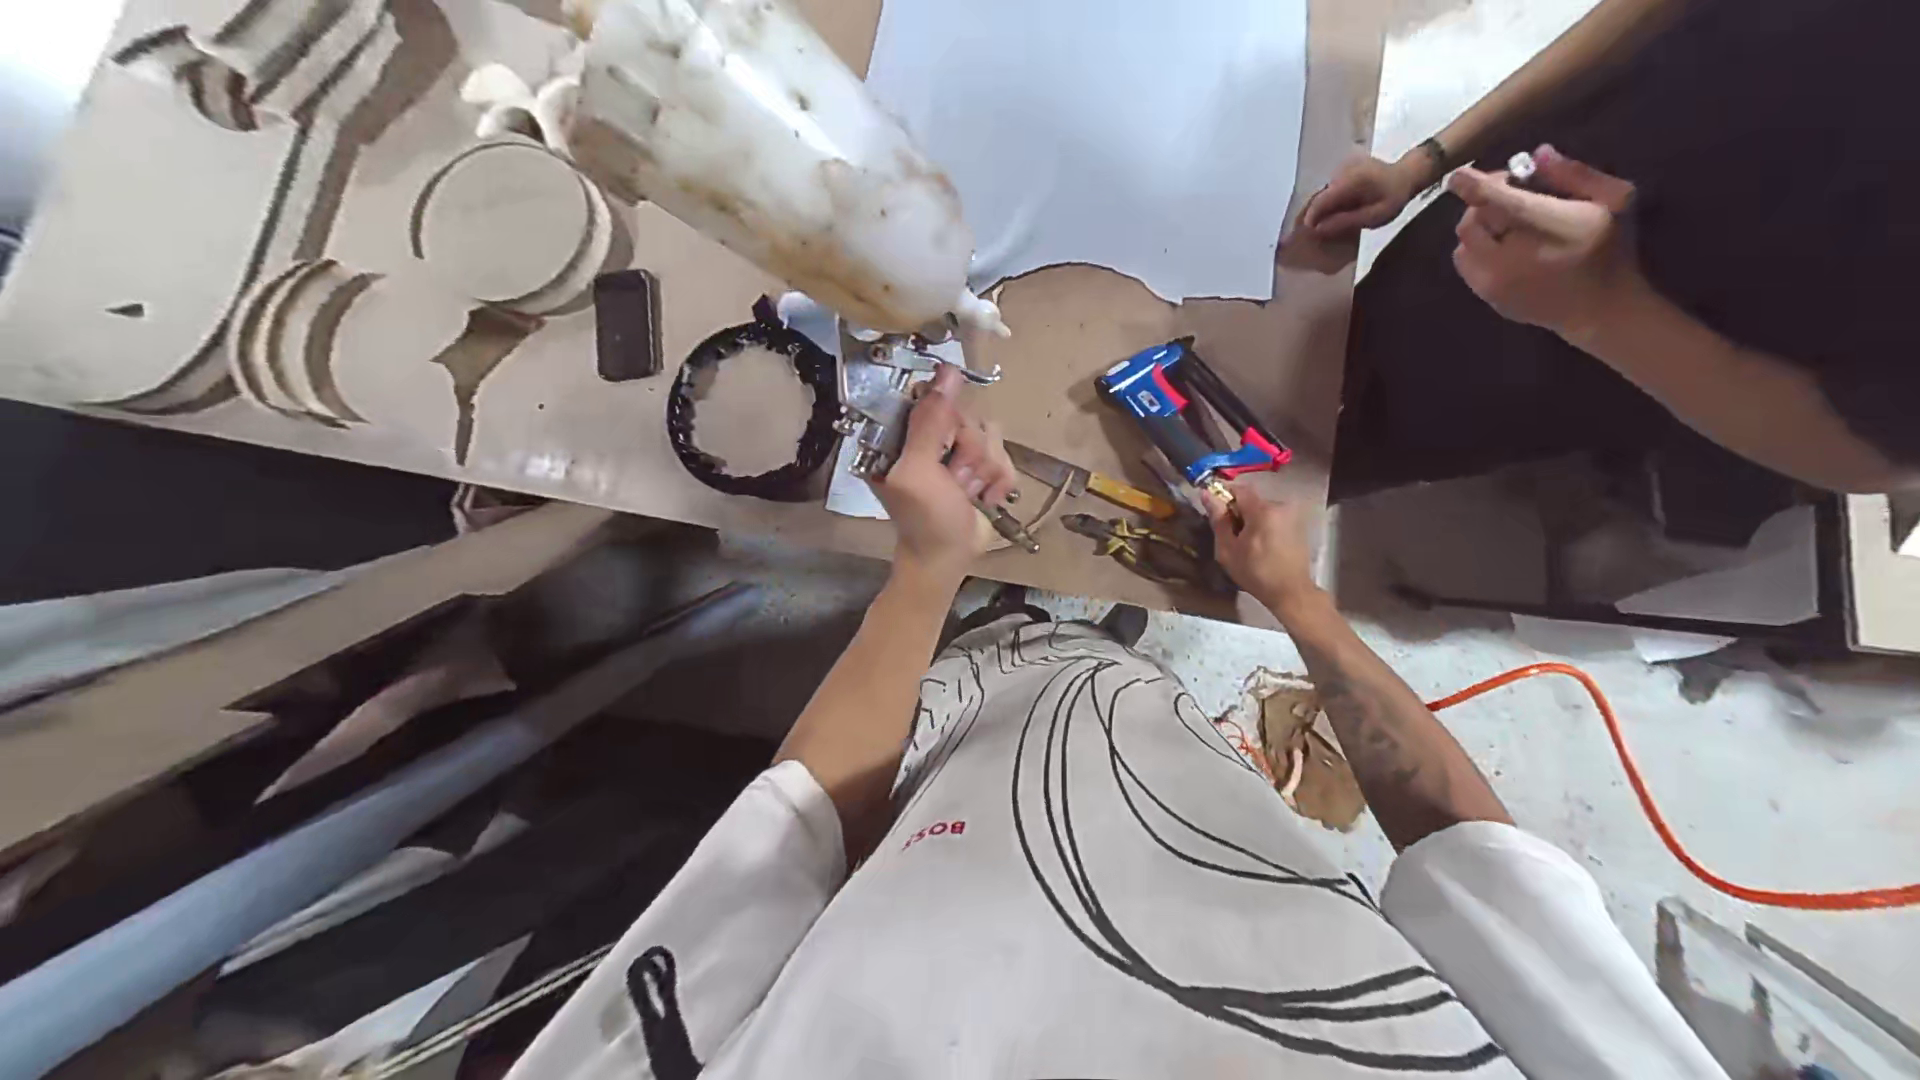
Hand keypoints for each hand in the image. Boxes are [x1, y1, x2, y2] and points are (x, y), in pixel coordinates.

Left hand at [869, 365, 1016, 582]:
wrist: (948, 558)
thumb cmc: (924, 518)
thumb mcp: (917, 469)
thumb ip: (929, 421)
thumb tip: (947, 372)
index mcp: (906, 434)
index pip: (936, 398)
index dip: (949, 421)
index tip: (948, 445)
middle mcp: (933, 438)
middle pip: (969, 416)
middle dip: (968, 454)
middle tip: (955, 480)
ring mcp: (960, 453)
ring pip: (991, 435)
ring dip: (983, 471)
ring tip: (967, 493)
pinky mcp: (984, 468)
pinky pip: (1006, 456)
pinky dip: (1000, 481)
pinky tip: (985, 498)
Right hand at [1201, 482, 1318, 609]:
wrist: (1290, 591)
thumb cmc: (1255, 572)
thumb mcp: (1228, 549)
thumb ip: (1218, 519)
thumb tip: (1206, 494)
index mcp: (1263, 511)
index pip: (1240, 489)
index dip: (1224, 493)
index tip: (1213, 506)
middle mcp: (1280, 506)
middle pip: (1251, 500)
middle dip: (1237, 510)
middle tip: (1228, 531)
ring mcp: (1292, 515)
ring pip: (1262, 508)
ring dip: (1250, 518)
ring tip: (1244, 540)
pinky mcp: (1298, 524)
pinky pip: (1273, 516)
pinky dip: (1263, 524)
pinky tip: (1260, 543)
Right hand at [1300, 154, 1429, 239]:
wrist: (1405, 175)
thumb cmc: (1393, 198)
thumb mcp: (1375, 216)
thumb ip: (1346, 222)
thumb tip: (1318, 229)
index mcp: (1352, 181)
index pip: (1321, 200)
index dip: (1310, 219)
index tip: (1305, 235)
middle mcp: (1342, 172)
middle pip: (1318, 198)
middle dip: (1313, 216)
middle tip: (1311, 234)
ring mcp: (1340, 170)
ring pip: (1320, 195)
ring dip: (1319, 211)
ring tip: (1320, 226)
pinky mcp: (1339, 172)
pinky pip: (1326, 191)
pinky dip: (1325, 204)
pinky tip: (1330, 214)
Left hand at [1447, 144, 1647, 340]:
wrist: (1597, 308)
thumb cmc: (1610, 248)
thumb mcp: (1613, 200)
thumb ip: (1574, 175)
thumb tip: (1537, 154)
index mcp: (1549, 226)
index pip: (1500, 203)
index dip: (1475, 187)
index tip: (1456, 176)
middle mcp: (1512, 255)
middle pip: (1473, 219)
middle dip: (1482, 201)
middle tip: (1505, 191)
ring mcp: (1492, 279)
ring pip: (1463, 240)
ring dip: (1477, 223)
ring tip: (1504, 218)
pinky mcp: (1483, 294)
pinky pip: (1463, 261)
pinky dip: (1473, 246)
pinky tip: (1499, 243)